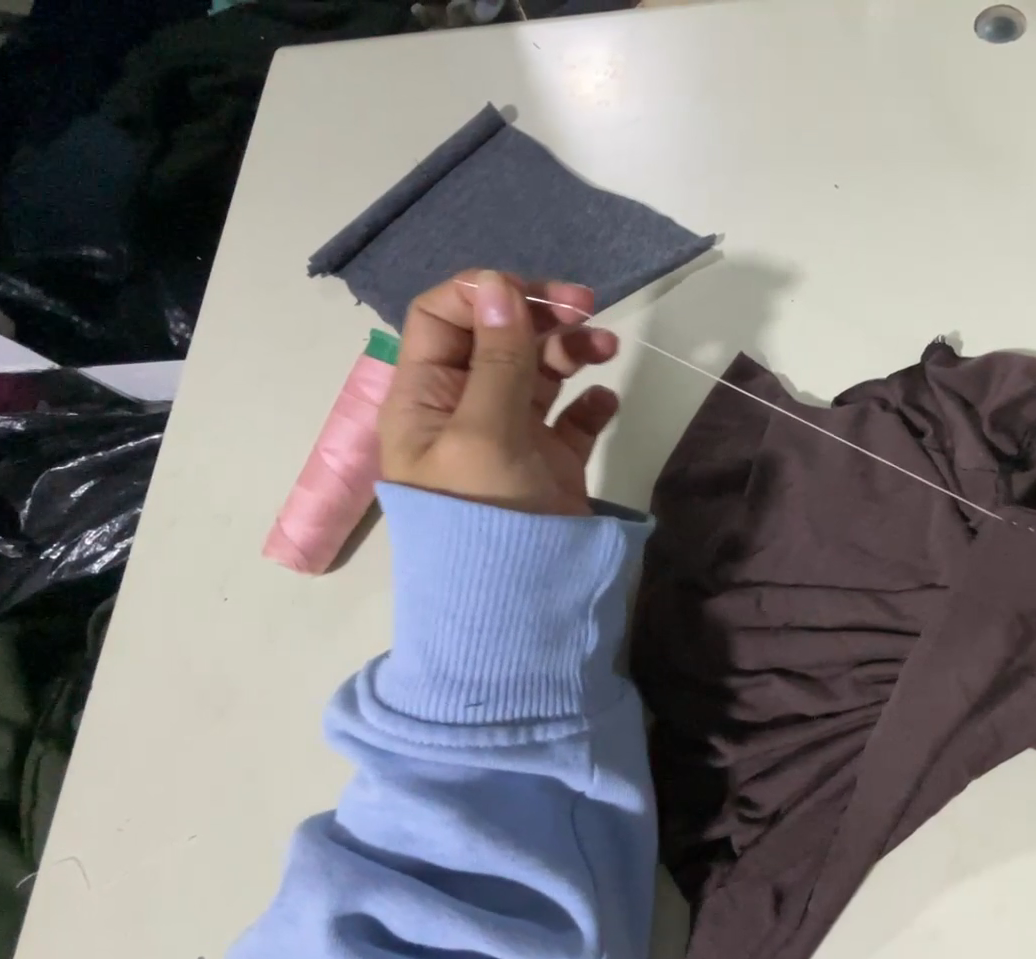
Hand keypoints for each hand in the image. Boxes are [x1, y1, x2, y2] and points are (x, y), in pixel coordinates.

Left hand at [379, 270, 620, 516]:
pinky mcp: (550, 459)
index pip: (444, 318)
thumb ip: (496, 358)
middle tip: (587, 307)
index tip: (536, 296)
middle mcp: (466, 406)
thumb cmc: (485, 513)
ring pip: (539, 370)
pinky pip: (571, 416)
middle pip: (498, 337)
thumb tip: (498, 285)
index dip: (485, 295)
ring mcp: (511, 434)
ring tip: (609, 349)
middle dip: (539, 316)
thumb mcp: (483, 432)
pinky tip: (605, 404)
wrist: (518, 597)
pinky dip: (591, 402)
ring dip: (573, 351)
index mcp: (426, 395)